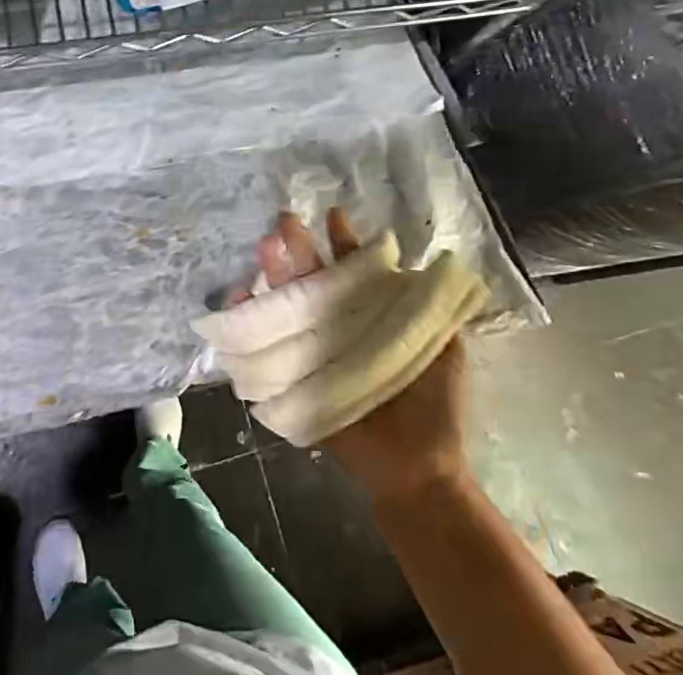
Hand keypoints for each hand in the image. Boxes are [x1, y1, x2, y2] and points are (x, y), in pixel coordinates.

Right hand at [241, 210, 470, 499]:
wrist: (418, 465)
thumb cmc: (435, 403)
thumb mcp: (443, 345)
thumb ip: (428, 306)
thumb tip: (406, 264)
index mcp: (373, 316)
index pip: (355, 272)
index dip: (345, 244)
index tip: (333, 216)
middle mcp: (340, 328)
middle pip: (315, 283)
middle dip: (300, 251)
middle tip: (284, 223)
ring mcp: (316, 352)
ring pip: (290, 308)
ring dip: (275, 277)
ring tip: (265, 249)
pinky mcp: (296, 380)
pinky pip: (269, 349)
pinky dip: (250, 324)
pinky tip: (239, 299)